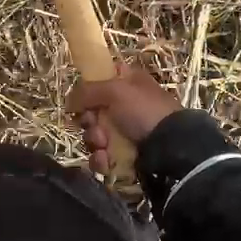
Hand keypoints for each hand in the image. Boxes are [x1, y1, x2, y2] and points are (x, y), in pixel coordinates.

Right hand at [67, 62, 181, 174]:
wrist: (172, 149)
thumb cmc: (145, 111)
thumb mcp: (115, 91)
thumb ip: (87, 91)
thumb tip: (69, 101)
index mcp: (128, 82)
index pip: (100, 79)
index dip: (88, 89)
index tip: (83, 100)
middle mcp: (126, 105)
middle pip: (92, 110)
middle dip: (89, 121)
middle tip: (95, 126)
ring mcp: (126, 131)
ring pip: (95, 134)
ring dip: (94, 141)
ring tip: (104, 146)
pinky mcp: (126, 155)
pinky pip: (102, 155)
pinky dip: (101, 159)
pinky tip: (105, 161)